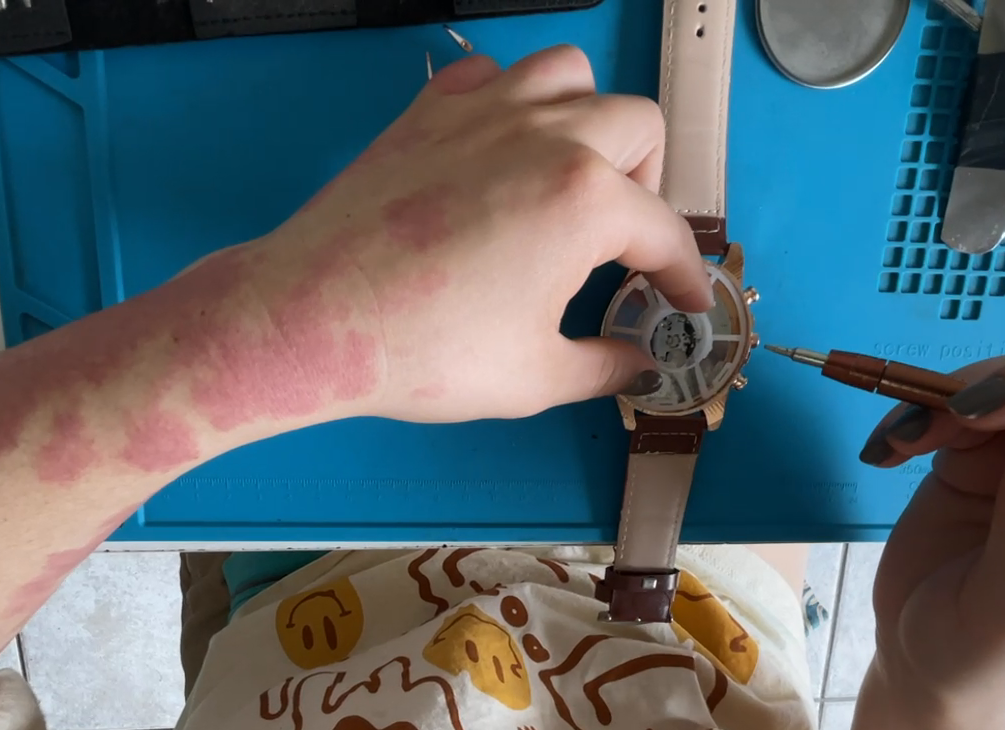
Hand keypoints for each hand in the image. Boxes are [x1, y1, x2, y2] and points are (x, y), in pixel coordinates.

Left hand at [230, 46, 710, 425]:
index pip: (664, 232)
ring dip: (591, 125)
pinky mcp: (429, 111)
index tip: (687, 301)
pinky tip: (502, 154)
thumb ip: (605, 368)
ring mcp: (484, 111)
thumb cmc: (429, 355)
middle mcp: (546, 134)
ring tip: (570, 184)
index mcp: (584, 201)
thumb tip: (640, 365)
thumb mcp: (534, 379)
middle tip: (621, 245)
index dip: (685, 275)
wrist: (318, 321)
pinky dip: (517, 104)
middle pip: (638, 127)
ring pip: (572, 77)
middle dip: (647, 187)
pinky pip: (496, 75)